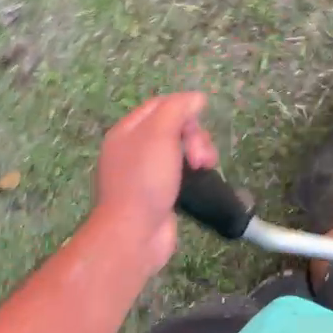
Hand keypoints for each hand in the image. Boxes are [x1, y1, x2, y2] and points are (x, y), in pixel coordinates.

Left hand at [91, 93, 218, 272]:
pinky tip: (202, 178)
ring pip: (181, 149)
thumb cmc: (145, 179)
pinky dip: (195, 172)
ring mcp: (147, 173)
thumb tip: (196, 98)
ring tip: (205, 167)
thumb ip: (178, 108)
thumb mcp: (160, 133)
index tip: (199, 118)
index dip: (182, 107)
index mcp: (127, 131)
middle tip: (200, 154)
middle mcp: (134, 149)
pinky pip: (182, 172)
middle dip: (194, 135)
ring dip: (199, 152)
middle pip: (173, 127)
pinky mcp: (160, 193)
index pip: (159, 105)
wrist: (134, 235)